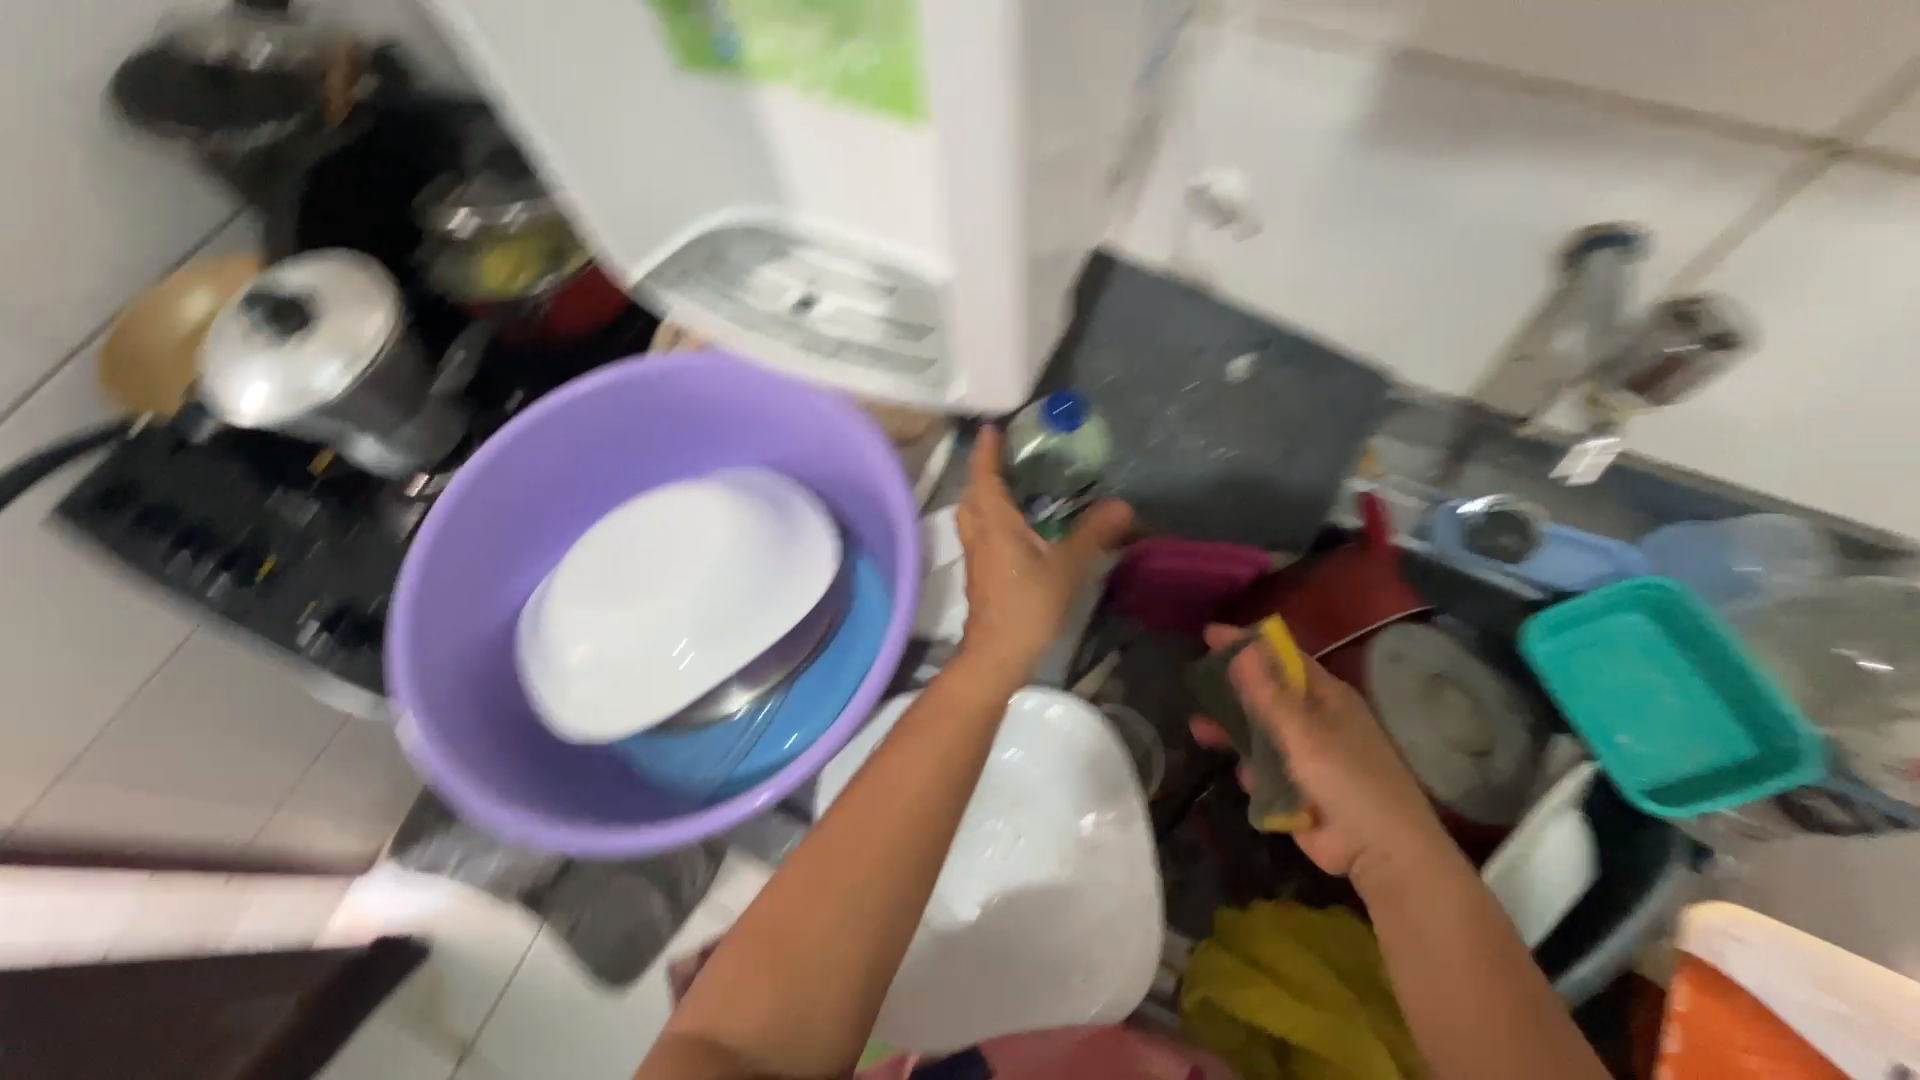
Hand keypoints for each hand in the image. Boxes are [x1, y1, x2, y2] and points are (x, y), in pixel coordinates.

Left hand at [954, 426, 1132, 676]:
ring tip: (1007, 489)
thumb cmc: (1028, 605)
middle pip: (972, 496)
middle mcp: (978, 534)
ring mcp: (975, 557)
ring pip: (972, 517)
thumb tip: (1122, 505)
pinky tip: (1013, 530)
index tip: (992, 430)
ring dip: (983, 498)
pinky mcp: (980, 576)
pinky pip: (979, 535)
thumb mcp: (1068, 567)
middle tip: (1002, 460)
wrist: (997, 654)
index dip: (988, 452)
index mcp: (994, 523)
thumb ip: (1094, 533)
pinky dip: (989, 521)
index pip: (986, 477)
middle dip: (982, 474)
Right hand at [1191, 624, 1453, 892]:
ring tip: (1198, 729)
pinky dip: (1251, 770)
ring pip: (1260, 734)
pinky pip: (1265, 771)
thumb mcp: (1305, 733)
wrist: (1380, 852)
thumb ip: (1269, 695)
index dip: (1247, 644)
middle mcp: (1316, 721)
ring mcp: (1306, 756)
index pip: (1282, 659)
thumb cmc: (1349, 781)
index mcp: (1327, 698)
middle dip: (1233, 689)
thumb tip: (1243, 649)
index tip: (1210, 634)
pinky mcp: (1297, 788)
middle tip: (1196, 680)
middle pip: (1266, 695)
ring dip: (1232, 731)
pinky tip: (1241, 775)